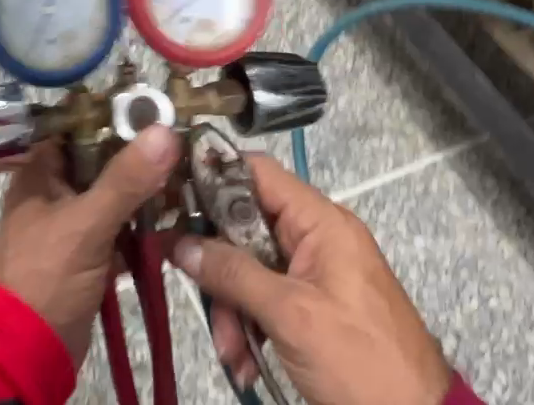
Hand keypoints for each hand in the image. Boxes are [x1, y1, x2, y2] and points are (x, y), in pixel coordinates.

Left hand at [0, 126, 180, 363]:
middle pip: (100, 161)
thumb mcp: (86, 223)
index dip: (113, 117)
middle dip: (138, 157)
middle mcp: (53, 190)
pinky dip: (143, 228)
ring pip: (114, 196)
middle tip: (183, 145)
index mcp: (39, 171)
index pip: (76, 127)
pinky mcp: (89, 254)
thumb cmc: (47, 275)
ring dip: (145, 193)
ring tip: (189, 180)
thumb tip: (164, 131)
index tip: (156, 110)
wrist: (29, 350)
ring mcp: (71, 223)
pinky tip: (177, 222)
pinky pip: (120, 230)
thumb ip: (125, 180)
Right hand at [172, 153, 450, 404]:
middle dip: (218, 264)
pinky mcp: (312, 306)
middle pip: (243, 224)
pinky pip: (265, 298)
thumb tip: (180, 244)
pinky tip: (246, 361)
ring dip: (231, 306)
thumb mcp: (290, 314)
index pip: (256, 172)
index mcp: (320, 222)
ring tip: (232, 351)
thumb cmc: (361, 361)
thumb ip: (232, 273)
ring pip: (248, 267)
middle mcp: (315, 237)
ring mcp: (314, 274)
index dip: (212, 176)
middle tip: (198, 293)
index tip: (171, 198)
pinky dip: (249, 325)